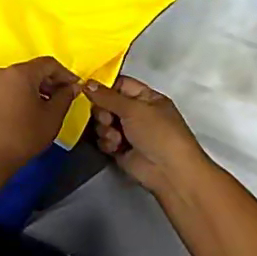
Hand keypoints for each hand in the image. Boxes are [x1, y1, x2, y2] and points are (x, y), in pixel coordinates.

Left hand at [0, 56, 79, 192]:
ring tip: (47, 104)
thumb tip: (72, 86)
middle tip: (63, 96)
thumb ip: (65, 96)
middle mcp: (1, 72)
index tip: (75, 86)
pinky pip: (6, 86)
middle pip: (31, 69)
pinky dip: (19, 92)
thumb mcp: (52, 116)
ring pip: (18, 77)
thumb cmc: (24, 136)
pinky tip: (28, 107)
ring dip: (34, 87)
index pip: (48, 64)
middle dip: (49, 81)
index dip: (65, 74)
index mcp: (19, 73)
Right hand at [83, 76, 212, 193]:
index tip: (87, 88)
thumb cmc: (158, 133)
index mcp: (146, 98)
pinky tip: (115, 147)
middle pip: (107, 104)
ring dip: (105, 129)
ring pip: (103, 122)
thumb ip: (107, 96)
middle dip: (103, 111)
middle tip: (107, 118)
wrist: (169, 171)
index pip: (120, 84)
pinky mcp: (121, 148)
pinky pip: (104, 139)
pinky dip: (107, 142)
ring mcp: (129, 131)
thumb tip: (87, 83)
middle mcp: (137, 113)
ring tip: (115, 137)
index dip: (104, 86)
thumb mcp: (133, 109)